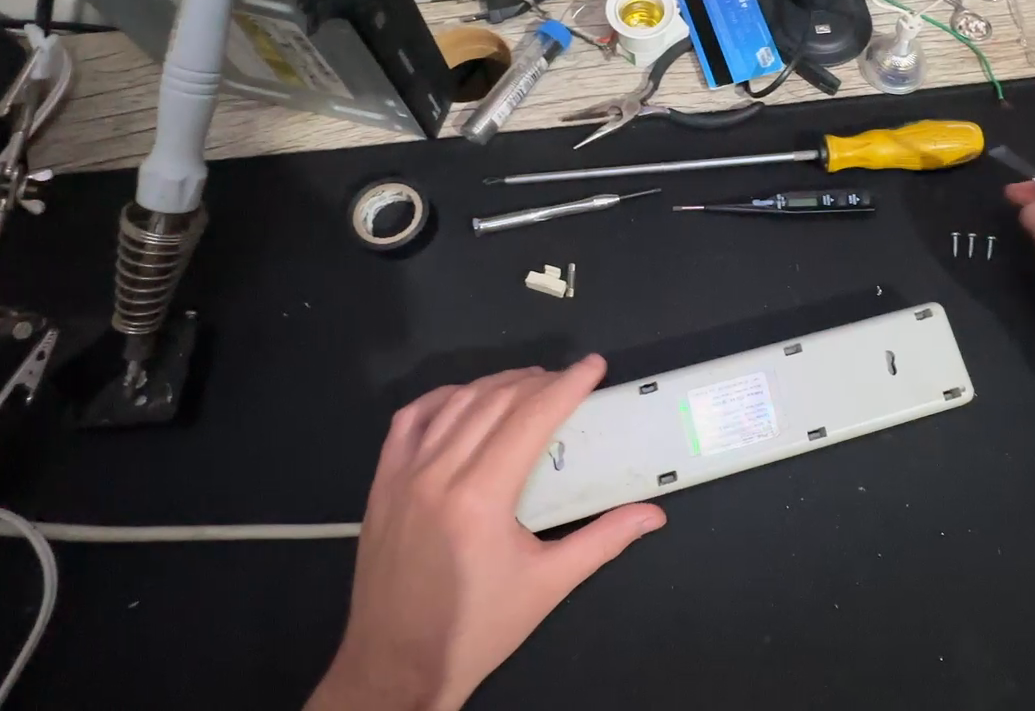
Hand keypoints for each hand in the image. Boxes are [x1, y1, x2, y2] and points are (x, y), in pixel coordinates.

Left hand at [307, 355, 665, 710]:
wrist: (394, 669)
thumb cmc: (476, 629)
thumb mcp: (548, 585)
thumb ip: (603, 540)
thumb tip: (653, 514)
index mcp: (481, 497)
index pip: (532, 417)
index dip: (568, 385)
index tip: (594, 366)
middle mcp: (439, 474)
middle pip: (497, 401)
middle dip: (540, 380)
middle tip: (571, 379)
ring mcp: (403, 475)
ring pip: (457, 402)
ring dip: (499, 383)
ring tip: (531, 383)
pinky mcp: (381, 483)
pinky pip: (410, 419)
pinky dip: (444, 398)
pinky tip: (467, 397)